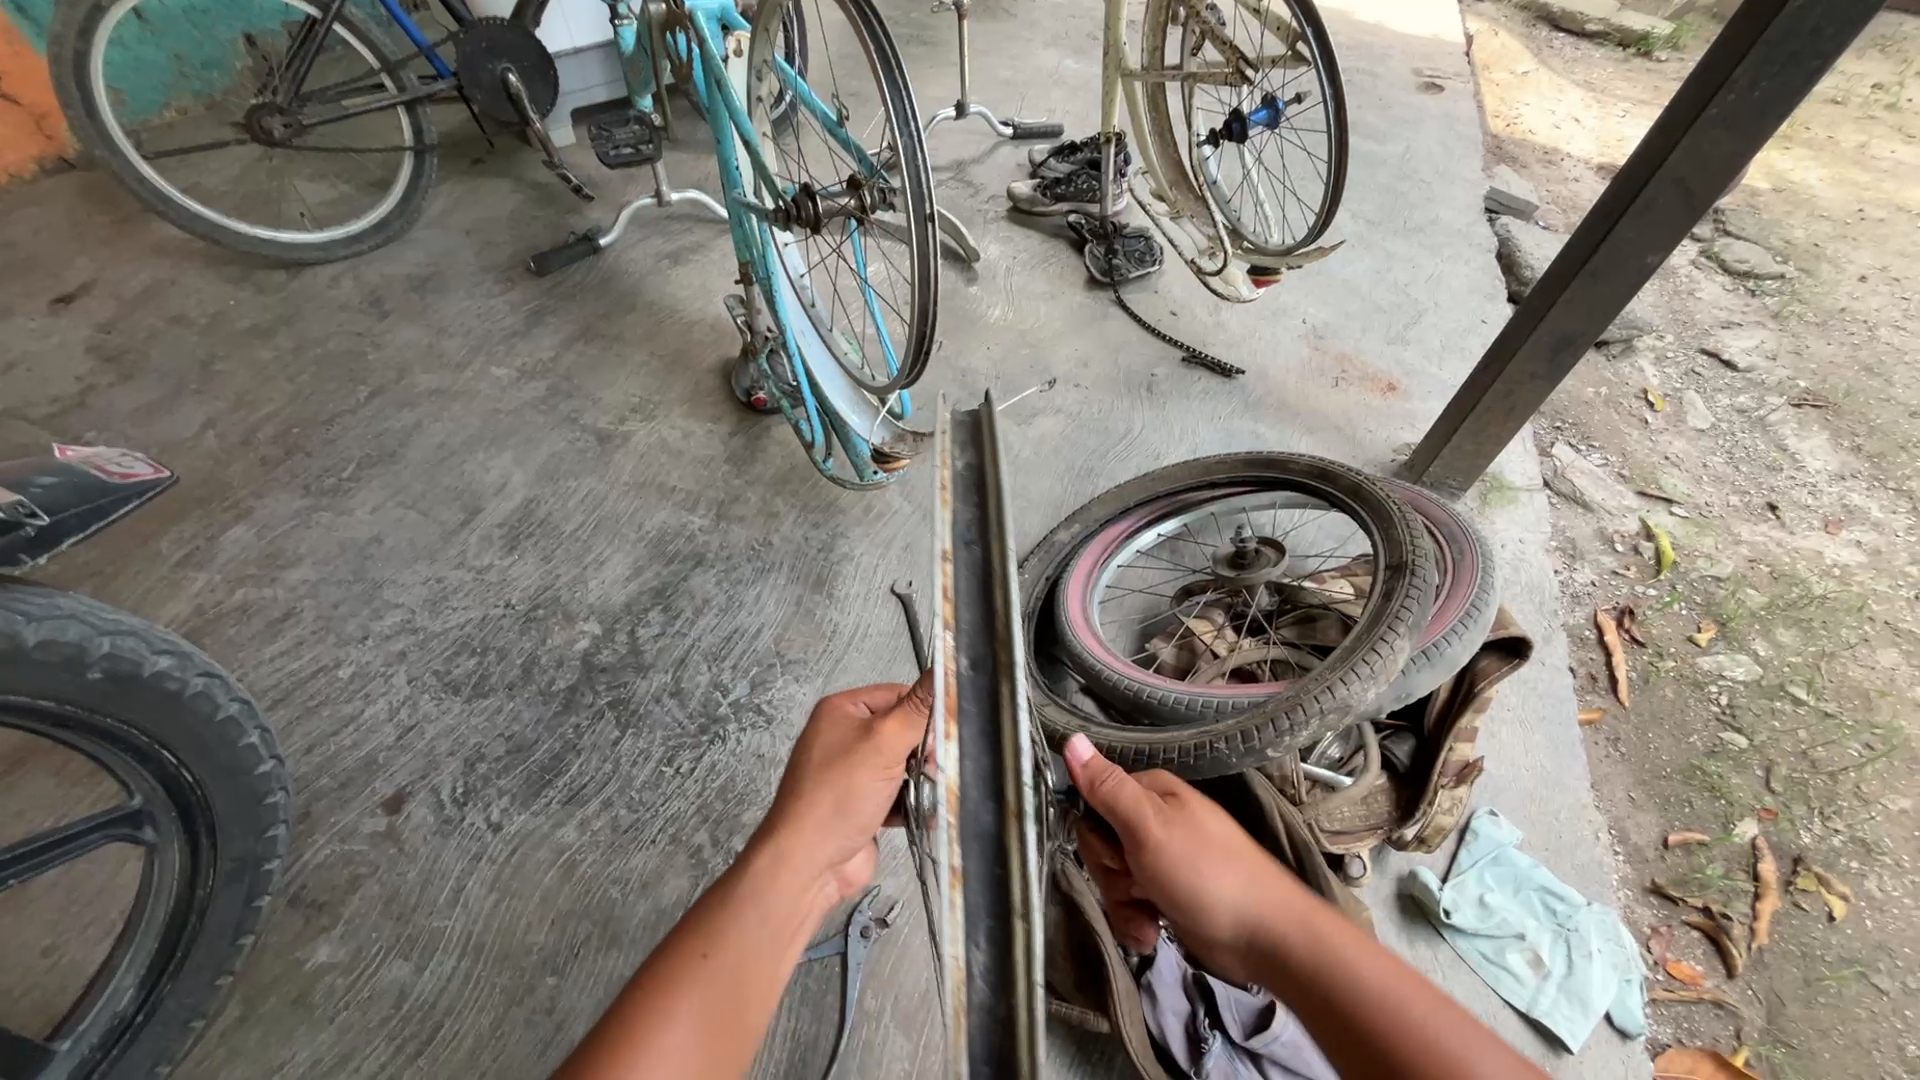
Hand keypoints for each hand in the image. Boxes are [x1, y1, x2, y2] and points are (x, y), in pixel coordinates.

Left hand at [754, 674, 932, 905]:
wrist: (809, 864)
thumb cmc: (838, 795)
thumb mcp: (884, 742)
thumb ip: (917, 709)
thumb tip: (942, 671)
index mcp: (843, 711)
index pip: (898, 695)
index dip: (924, 712)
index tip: (944, 734)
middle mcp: (845, 737)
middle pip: (903, 730)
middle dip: (924, 750)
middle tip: (935, 767)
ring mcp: (852, 773)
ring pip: (904, 764)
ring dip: (920, 779)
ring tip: (929, 793)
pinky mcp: (862, 804)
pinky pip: (898, 793)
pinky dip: (911, 802)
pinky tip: (921, 813)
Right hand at [1063, 733, 1310, 983]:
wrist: (1266, 937)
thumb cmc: (1204, 873)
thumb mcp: (1148, 826)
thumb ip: (1107, 787)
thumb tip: (1071, 739)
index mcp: (1151, 792)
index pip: (1093, 801)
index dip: (1095, 834)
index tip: (1115, 853)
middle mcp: (1154, 820)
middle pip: (1100, 844)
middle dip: (1111, 874)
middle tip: (1137, 883)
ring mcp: (1162, 859)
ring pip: (1113, 879)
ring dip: (1124, 905)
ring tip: (1150, 919)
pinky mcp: (1168, 894)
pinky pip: (1131, 904)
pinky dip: (1137, 922)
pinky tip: (1153, 933)